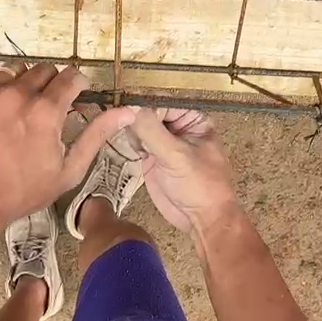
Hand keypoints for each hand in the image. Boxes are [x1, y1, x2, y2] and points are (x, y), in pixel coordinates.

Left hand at [0, 61, 134, 232]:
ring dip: (23, 82)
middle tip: (48, 107)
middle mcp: (18, 95)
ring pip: (15, 69)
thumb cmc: (25, 191)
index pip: (71, 77)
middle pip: (45, 70)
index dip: (78, 85)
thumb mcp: (69, 169)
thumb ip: (97, 134)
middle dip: (52, 84)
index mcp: (46, 111)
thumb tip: (128, 111)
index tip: (75, 96)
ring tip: (21, 105)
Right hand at [128, 107, 241, 234]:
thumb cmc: (201, 186)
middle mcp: (177, 126)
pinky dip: (130, 143)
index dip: (143, 103)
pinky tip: (132, 149)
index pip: (162, 102)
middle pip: (149, 111)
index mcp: (192, 119)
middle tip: (120, 121)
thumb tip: (129, 108)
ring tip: (129, 139)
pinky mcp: (152, 156)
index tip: (124, 108)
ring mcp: (164, 141)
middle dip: (134, 116)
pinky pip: (136, 142)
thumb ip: (152, 130)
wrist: (201, 218)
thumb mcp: (176, 155)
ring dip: (130, 129)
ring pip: (139, 125)